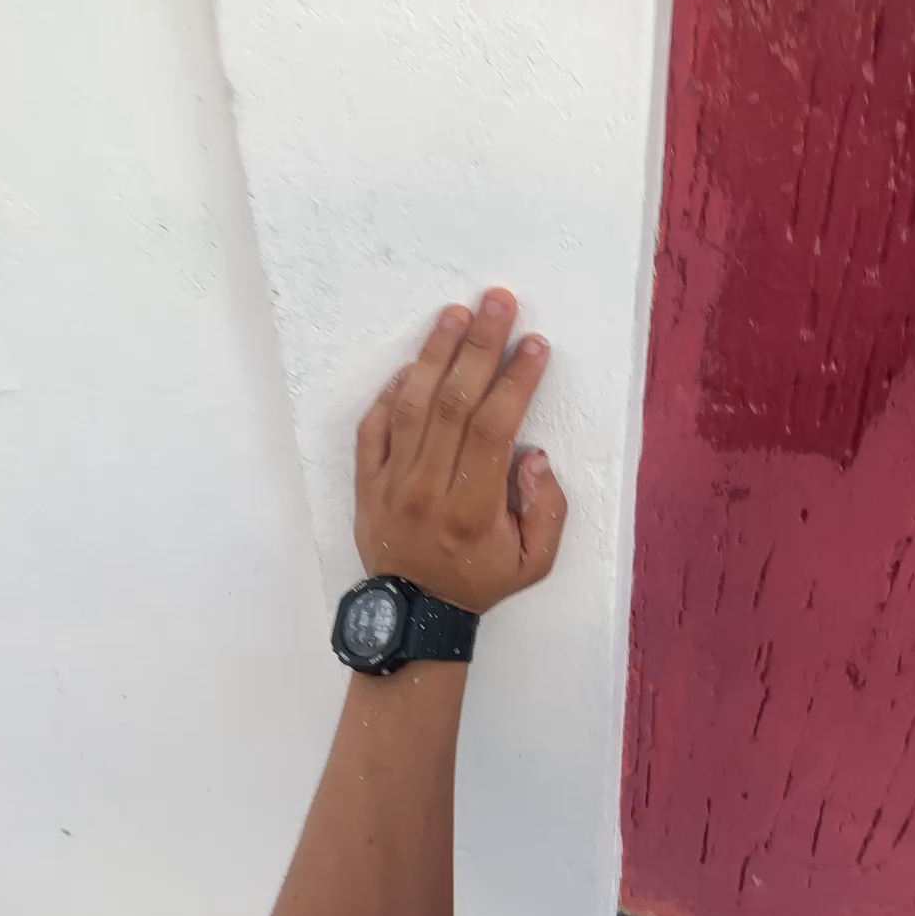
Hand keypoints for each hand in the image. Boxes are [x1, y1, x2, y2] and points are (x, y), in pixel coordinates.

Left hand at [354, 288, 568, 612]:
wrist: (415, 613)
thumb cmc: (479, 581)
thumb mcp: (534, 562)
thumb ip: (547, 510)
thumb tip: (532, 454)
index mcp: (473, 509)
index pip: (493, 429)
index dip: (515, 381)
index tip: (534, 344)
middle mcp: (429, 488)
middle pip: (454, 403)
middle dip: (480, 347)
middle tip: (497, 302)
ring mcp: (392, 482)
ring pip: (412, 405)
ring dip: (435, 354)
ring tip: (455, 314)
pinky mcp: (367, 481)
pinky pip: (373, 428)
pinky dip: (390, 393)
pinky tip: (411, 363)